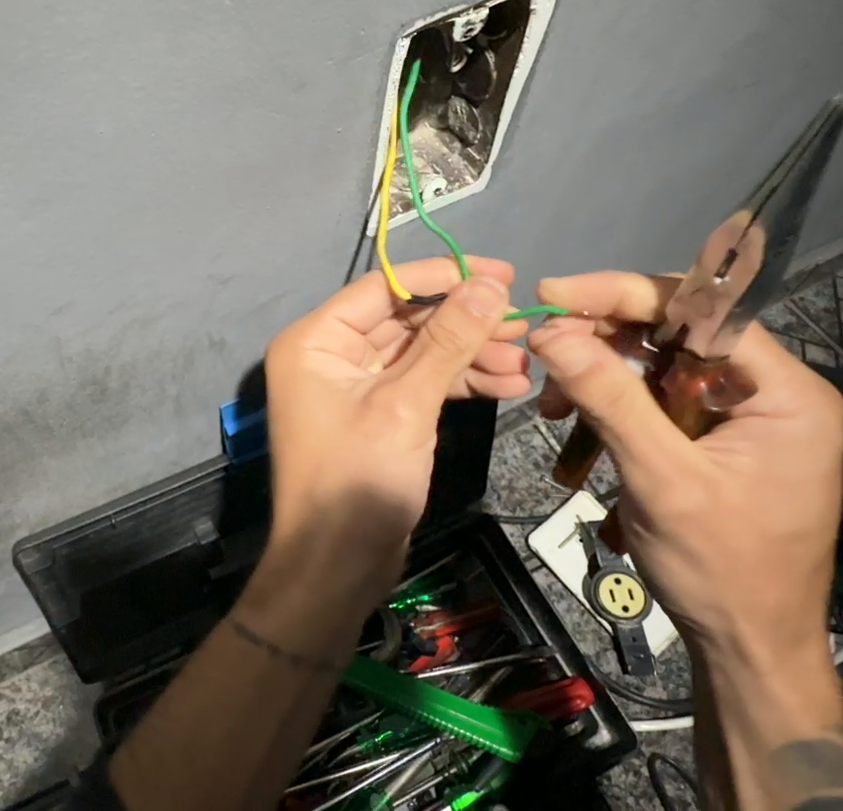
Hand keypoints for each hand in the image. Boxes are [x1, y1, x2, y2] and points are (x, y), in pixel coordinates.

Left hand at [263, 257, 527, 586]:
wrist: (337, 569)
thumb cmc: (358, 481)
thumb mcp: (406, 405)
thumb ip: (448, 341)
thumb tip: (488, 284)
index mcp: (316, 340)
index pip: (384, 288)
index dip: (443, 275)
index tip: (502, 272)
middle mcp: (330, 354)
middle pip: (406, 319)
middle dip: (465, 322)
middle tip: (523, 322)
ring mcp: (354, 386)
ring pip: (420, 352)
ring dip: (470, 354)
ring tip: (526, 361)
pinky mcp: (377, 414)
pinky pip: (421, 383)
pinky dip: (459, 383)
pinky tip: (509, 385)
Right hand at [525, 271, 842, 662]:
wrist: (747, 648)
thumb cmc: (722, 569)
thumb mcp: (662, 480)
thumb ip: (610, 399)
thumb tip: (552, 332)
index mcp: (782, 390)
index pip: (700, 309)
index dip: (623, 293)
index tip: (553, 294)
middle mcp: (767, 389)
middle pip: (675, 330)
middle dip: (603, 336)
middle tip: (544, 350)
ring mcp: (739, 413)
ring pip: (656, 361)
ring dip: (598, 373)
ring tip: (553, 404)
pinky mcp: (712, 436)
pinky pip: (654, 397)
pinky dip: (609, 404)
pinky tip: (574, 425)